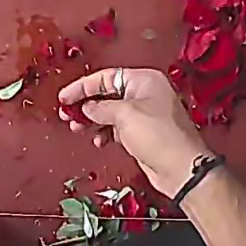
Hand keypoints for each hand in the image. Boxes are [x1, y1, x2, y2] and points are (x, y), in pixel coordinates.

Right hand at [57, 68, 213, 197]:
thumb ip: (101, 108)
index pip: (107, 77)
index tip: (64, 97)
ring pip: (111, 112)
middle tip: (67, 114)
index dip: (83, 86)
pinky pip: (118, 127)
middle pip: (108, 93)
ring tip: (77, 128)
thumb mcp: (125, 115)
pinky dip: (105, 132)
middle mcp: (145, 93)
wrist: (181, 168)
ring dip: (93, 120)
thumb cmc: (158, 136)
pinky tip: (98, 140)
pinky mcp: (143, 133)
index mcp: (144, 80)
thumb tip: (87, 108)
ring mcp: (145, 114)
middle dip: (86, 103)